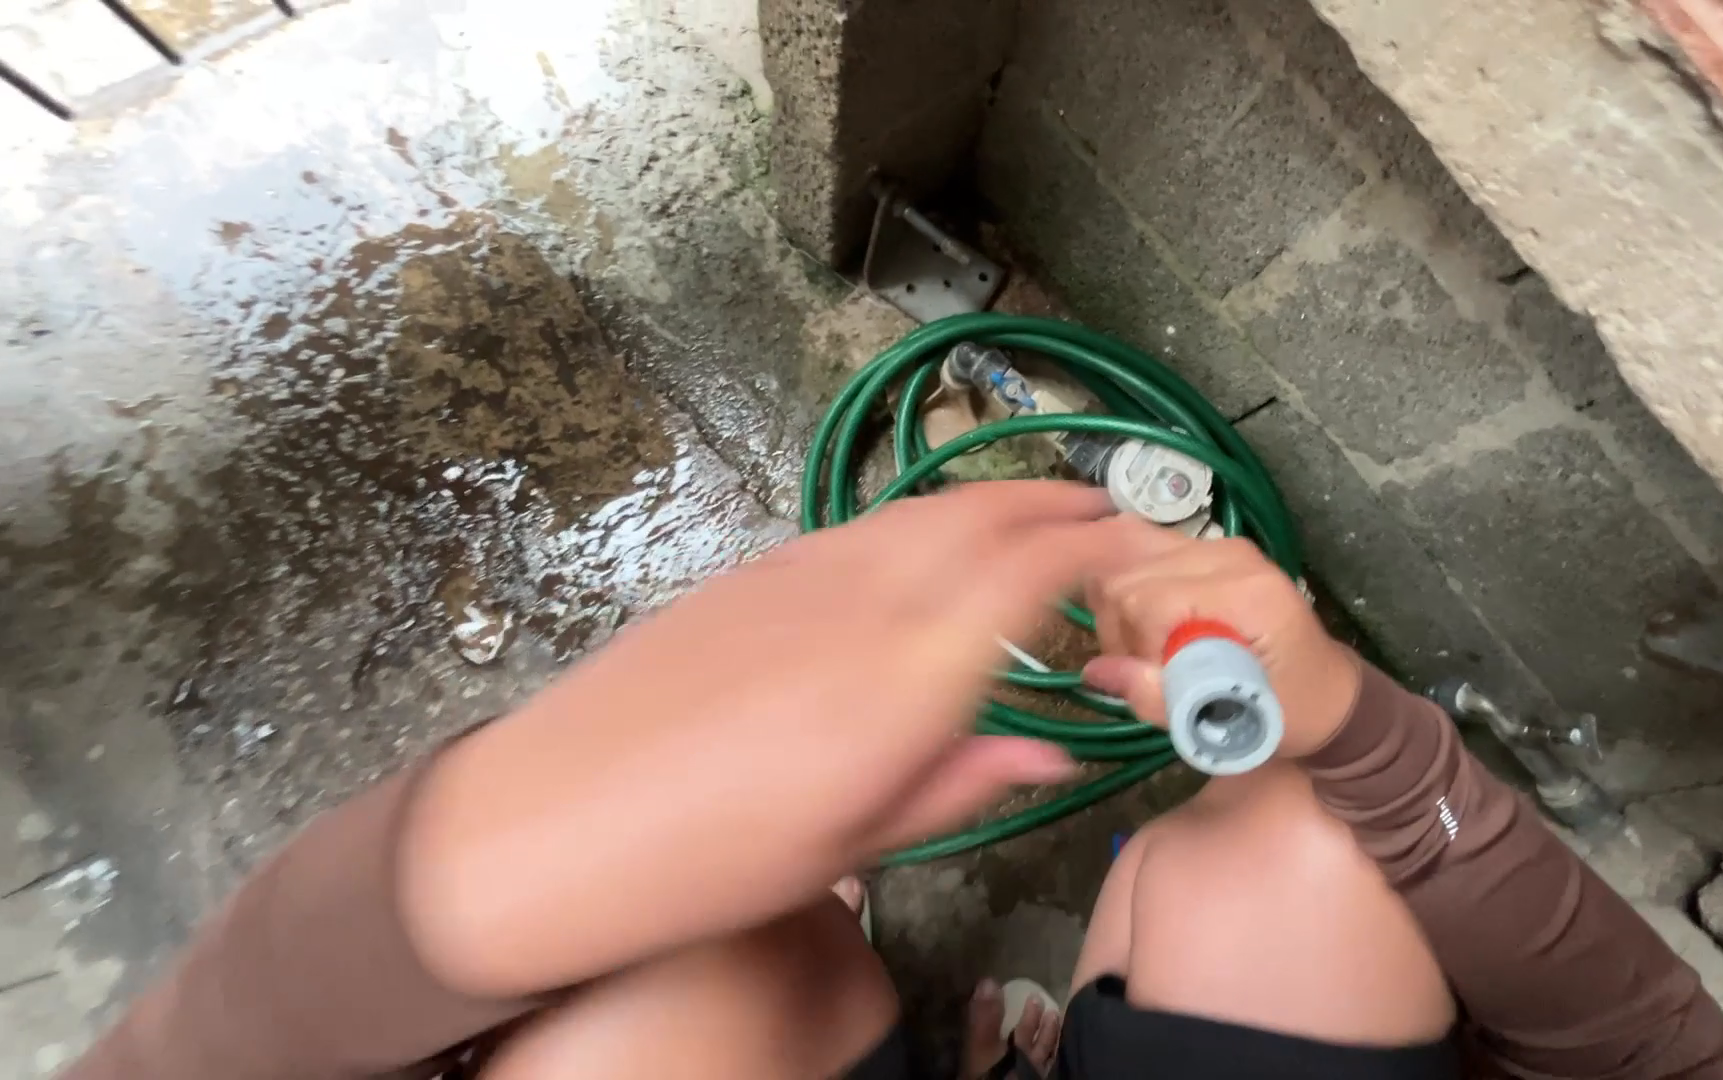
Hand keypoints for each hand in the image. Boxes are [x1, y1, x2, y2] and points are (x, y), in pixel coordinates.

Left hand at [398, 481, 1147, 996]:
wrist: (552, 818)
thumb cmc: (710, 856)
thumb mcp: (856, 842)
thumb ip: (965, 779)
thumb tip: (1050, 752)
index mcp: (901, 674)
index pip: (1024, 573)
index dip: (1092, 545)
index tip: (1133, 540)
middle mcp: (862, 598)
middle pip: (983, 516)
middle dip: (1056, 502)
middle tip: (1104, 507)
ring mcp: (806, 569)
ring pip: (929, 508)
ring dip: (997, 497)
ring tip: (1039, 507)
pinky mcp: (763, 566)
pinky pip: (873, 523)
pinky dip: (931, 515)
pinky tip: (938, 537)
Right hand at [1081, 532, 1360, 758]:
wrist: (1328, 693)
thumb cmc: (1287, 714)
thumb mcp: (1226, 726)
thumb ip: (1159, 699)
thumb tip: (1094, 671)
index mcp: (1246, 593)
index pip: (1146, 599)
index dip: (1135, 643)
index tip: (1158, 677)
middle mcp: (1229, 554)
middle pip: (1128, 576)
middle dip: (1120, 626)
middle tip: (1146, 666)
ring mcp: (1215, 543)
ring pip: (1124, 554)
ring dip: (1119, 604)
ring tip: (1145, 641)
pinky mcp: (1203, 545)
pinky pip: (1138, 546)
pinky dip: (1126, 581)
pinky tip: (1141, 614)